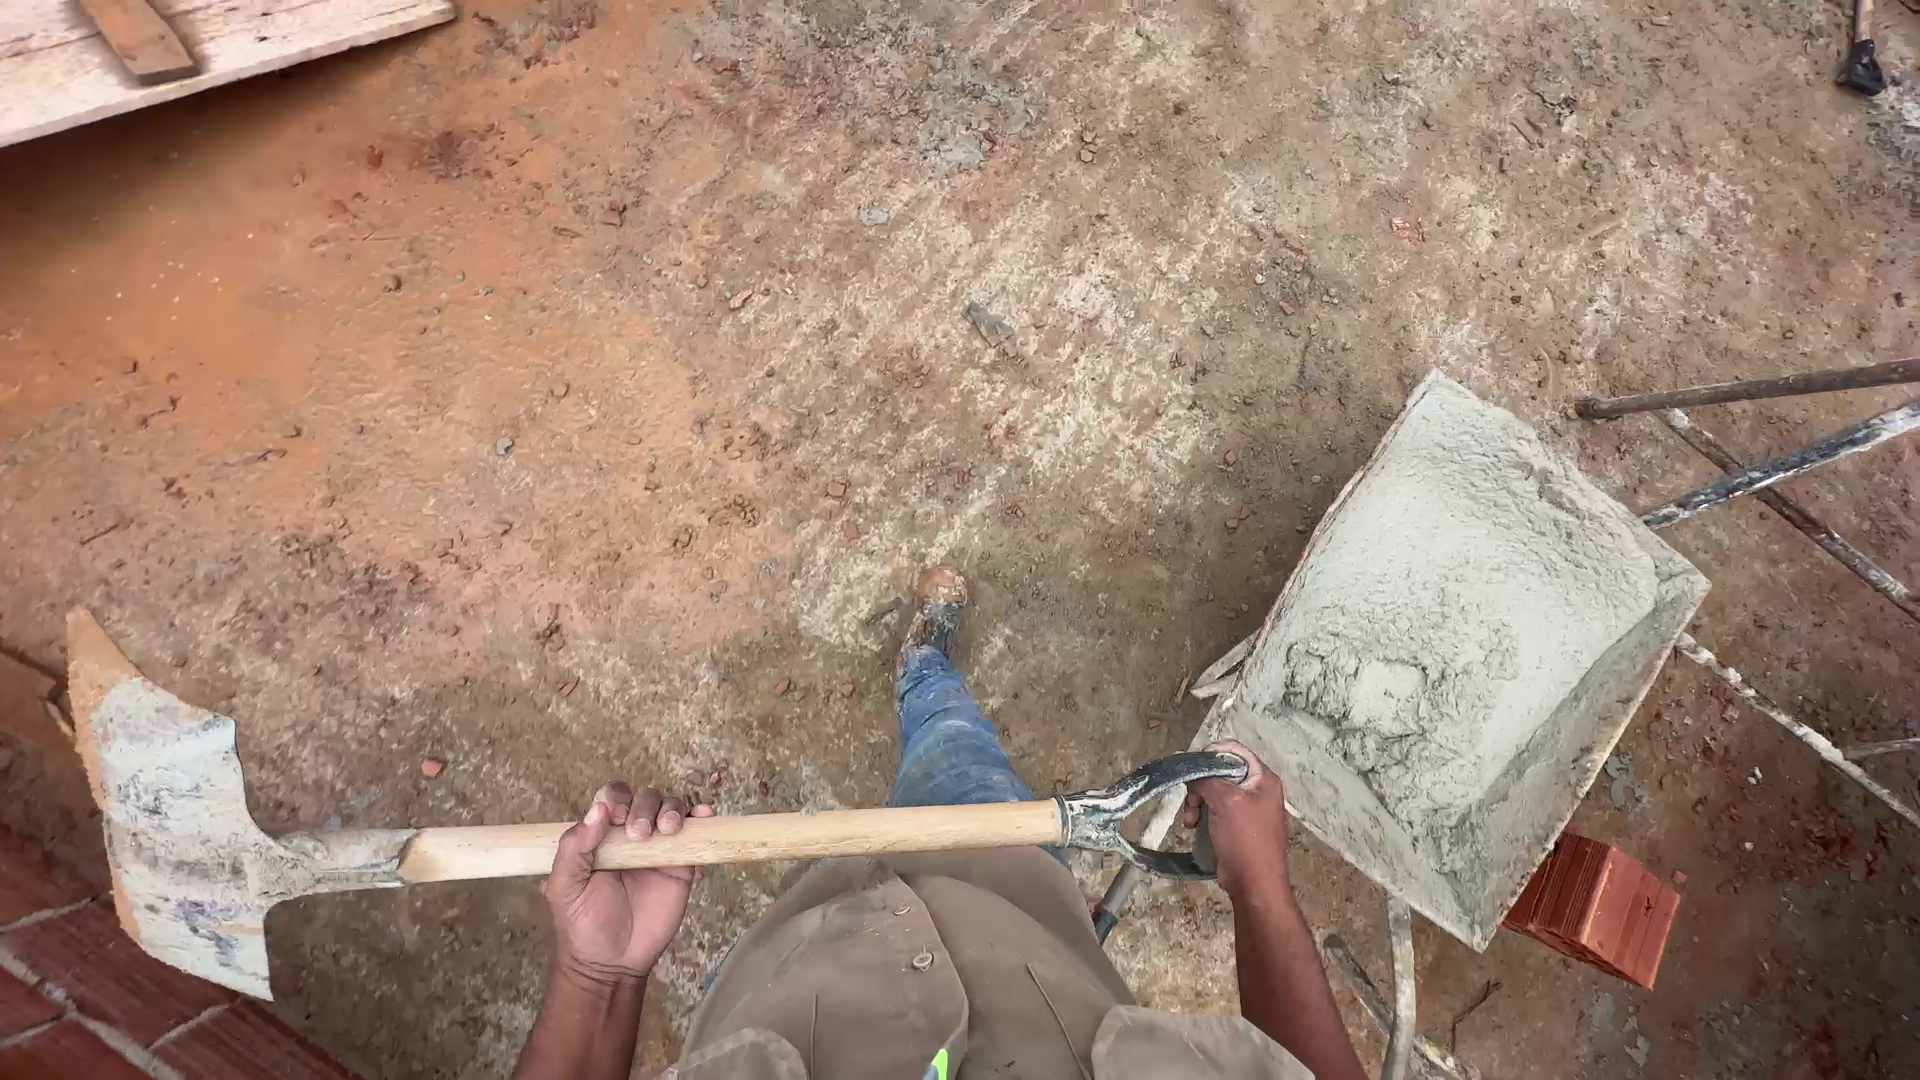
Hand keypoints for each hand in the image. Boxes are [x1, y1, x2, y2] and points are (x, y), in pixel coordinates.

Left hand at [542, 782, 714, 987]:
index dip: (617, 798)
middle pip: (646, 797)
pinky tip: (702, 816)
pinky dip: (701, 817)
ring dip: (672, 809)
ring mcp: (660, 846)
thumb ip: (574, 849)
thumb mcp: (566, 888)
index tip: (616, 816)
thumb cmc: (583, 925)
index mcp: (602, 836)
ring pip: (672, 806)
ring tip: (667, 830)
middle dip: (645, 807)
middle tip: (639, 835)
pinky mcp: (683, 862)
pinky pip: (696, 831)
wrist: (613, 963)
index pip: (613, 798)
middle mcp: (632, 834)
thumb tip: (597, 810)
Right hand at [1182, 739, 1288, 898]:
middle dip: (1199, 783)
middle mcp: (1256, 789)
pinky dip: (1200, 813)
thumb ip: (1205, 778)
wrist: (1254, 884)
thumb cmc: (1245, 838)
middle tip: (1190, 797)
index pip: (1234, 750)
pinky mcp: (1235, 824)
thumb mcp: (1224, 800)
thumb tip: (1186, 765)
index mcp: (1263, 778)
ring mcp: (1246, 808)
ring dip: (1196, 801)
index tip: (1192, 764)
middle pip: (1220, 770)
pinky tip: (1192, 825)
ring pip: (1212, 790)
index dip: (1211, 752)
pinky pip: (1212, 808)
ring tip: (1189, 818)